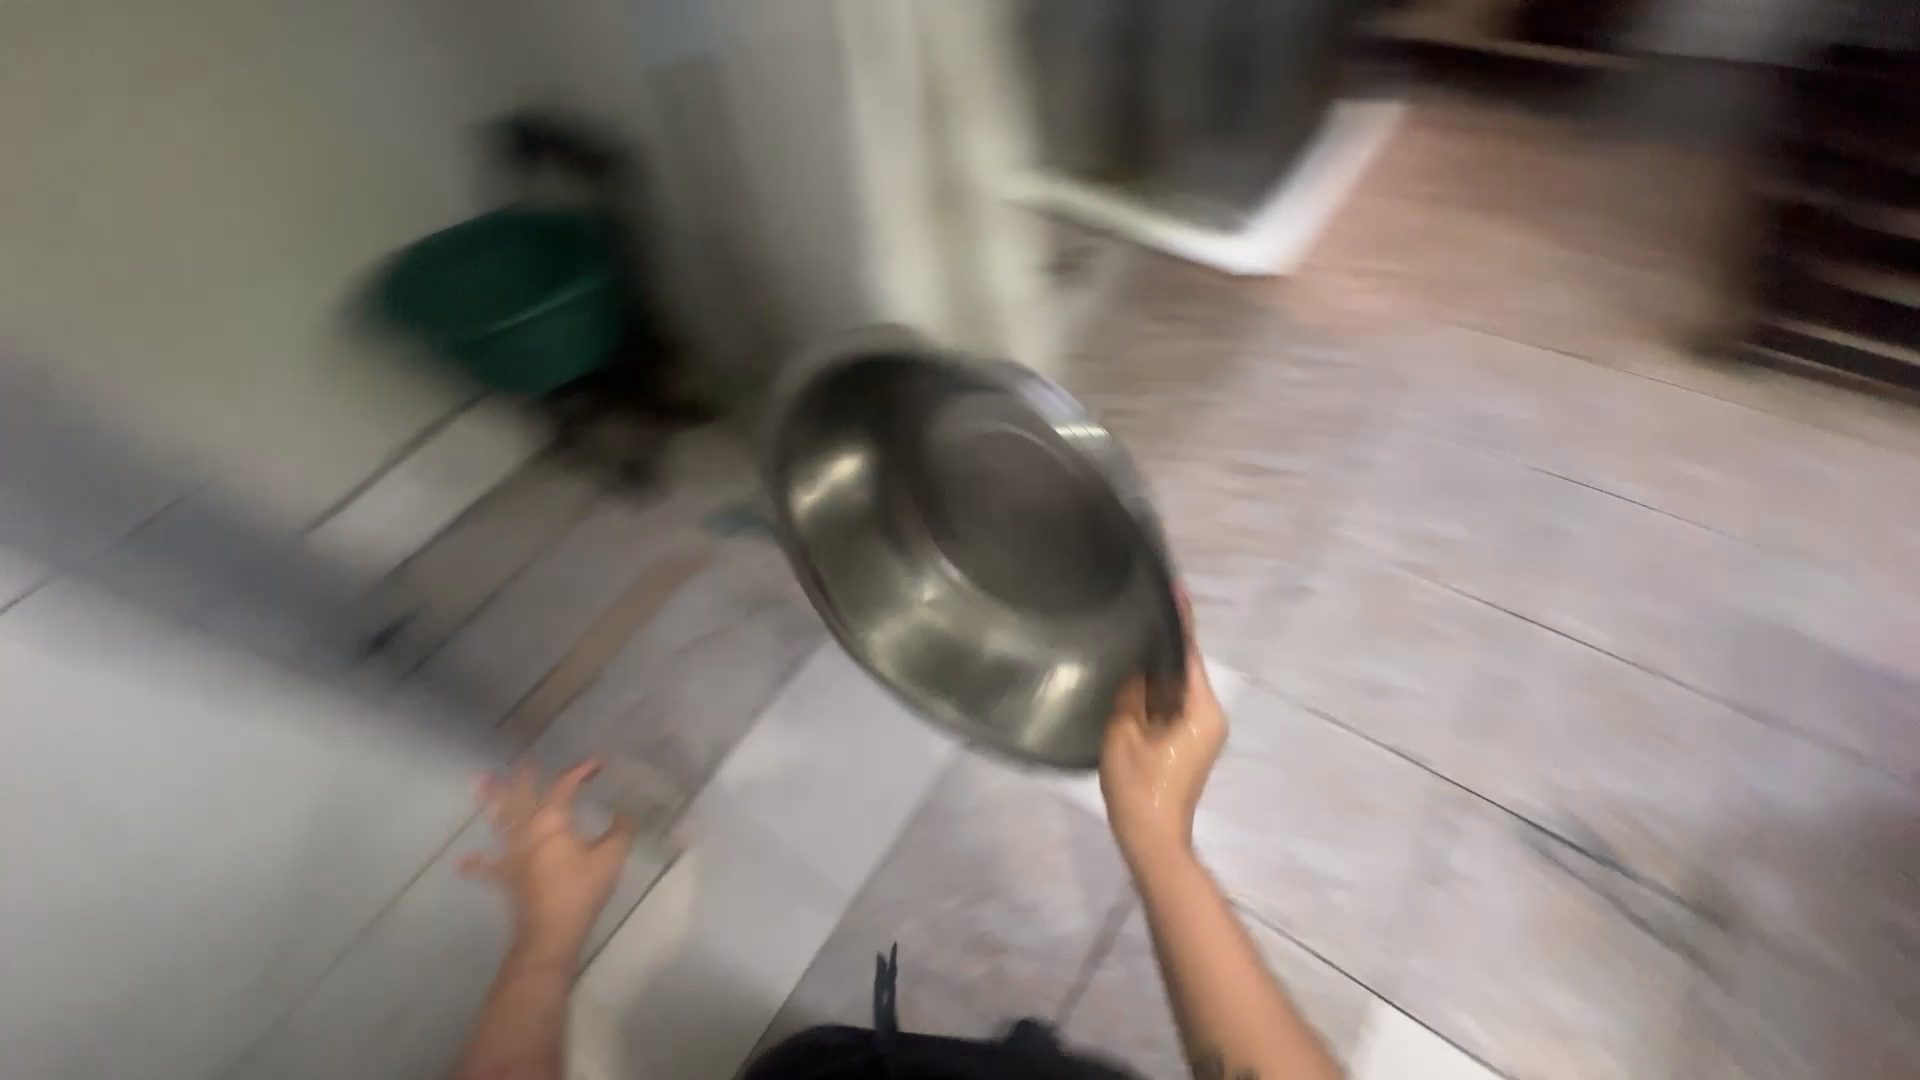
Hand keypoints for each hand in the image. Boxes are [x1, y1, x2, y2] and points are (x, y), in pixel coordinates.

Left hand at [459, 760, 635, 961]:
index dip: (581, 770)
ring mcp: (512, 854)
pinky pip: (486, 868)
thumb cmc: (582, 888)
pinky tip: (463, 861)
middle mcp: (527, 831)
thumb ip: (620, 831)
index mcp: (552, 820)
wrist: (550, 933)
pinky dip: (476, 863)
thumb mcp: (612, 856)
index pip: (565, 785)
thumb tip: (623, 816)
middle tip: (525, 761)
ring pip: (499, 822)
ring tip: (480, 783)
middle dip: (524, 777)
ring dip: (490, 801)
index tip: (599, 763)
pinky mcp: (506, 878)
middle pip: (521, 797)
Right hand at [1099, 596, 1225, 874]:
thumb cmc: (1139, 786)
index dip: (1180, 622)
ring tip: (1130, 636)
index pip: (1190, 655)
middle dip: (1162, 643)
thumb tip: (1135, 661)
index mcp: (1201, 709)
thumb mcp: (1124, 732)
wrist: (1153, 839)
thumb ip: (1131, 691)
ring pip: (1178, 686)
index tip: (1175, 590)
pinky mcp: (1192, 741)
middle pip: (1185, 668)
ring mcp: (1204, 729)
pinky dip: (1157, 689)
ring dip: (1157, 668)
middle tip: (1137, 609)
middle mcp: (1211, 714)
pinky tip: (1133, 677)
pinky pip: (1175, 703)